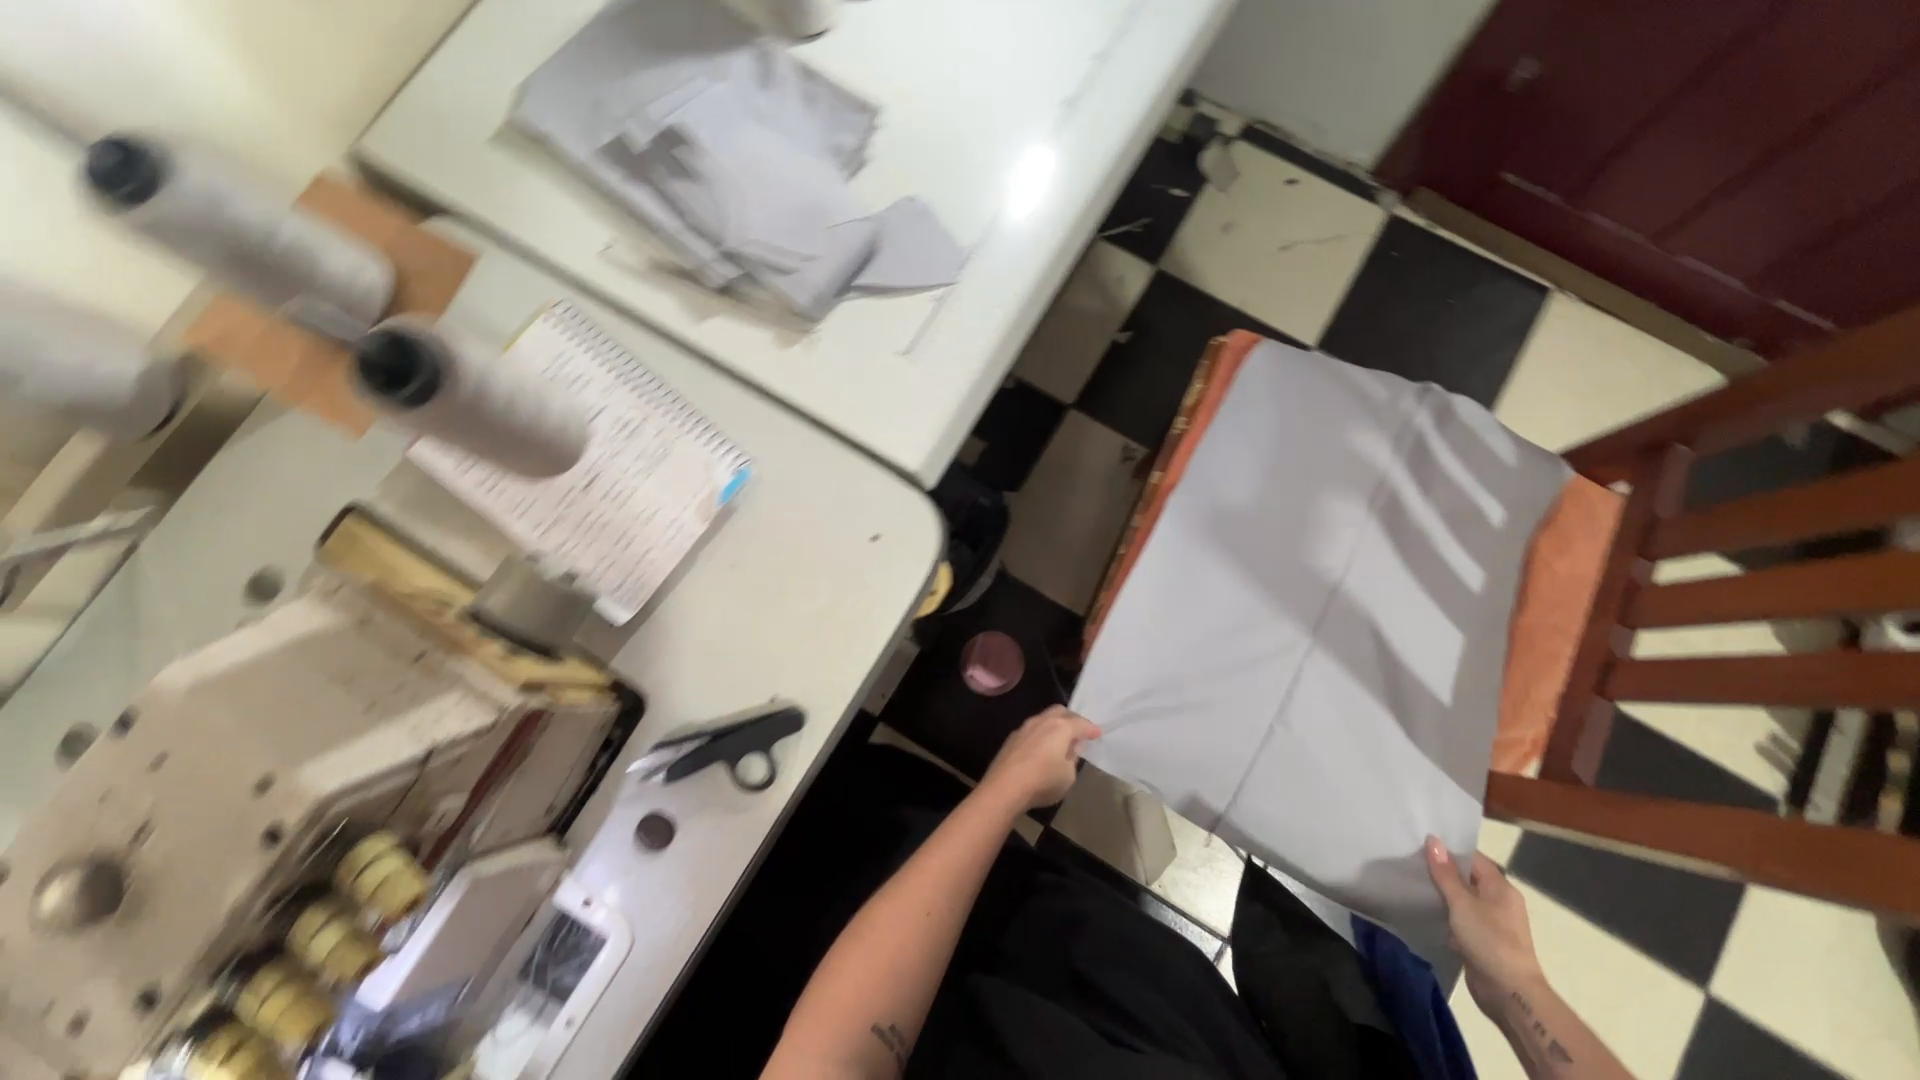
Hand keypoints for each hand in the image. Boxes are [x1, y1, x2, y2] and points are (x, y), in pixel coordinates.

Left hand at [981, 706, 1101, 810]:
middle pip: (1060, 712)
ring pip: (1043, 719)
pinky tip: (1041, 749)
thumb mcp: (1068, 775)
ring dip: (1054, 726)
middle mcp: (1041, 721)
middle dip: (1072, 719)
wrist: (1004, 789)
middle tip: (1079, 733)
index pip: (1081, 723)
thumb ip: (1073, 758)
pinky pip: (1032, 730)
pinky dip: (1041, 735)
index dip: (1091, 729)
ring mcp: (1024, 728)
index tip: (1097, 734)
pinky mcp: (1011, 739)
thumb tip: (1071, 748)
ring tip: (1060, 741)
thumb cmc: (1043, 782)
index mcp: (1060, 727)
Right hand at [1426, 836, 1546, 1012]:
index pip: (1473, 858)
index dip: (1449, 850)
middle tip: (1410, 861)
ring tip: (1412, 883)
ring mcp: (1492, 922)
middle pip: (1468, 877)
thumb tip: (1433, 839)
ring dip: (1442, 894)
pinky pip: (1461, 919)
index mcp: (1501, 887)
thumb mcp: (1462, 903)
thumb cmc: (1489, 940)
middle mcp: (1499, 901)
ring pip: (1463, 899)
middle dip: (1442, 871)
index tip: (1420, 844)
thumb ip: (1445, 873)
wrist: (1509, 991)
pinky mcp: (1483, 940)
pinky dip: (1446, 915)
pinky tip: (1425, 912)